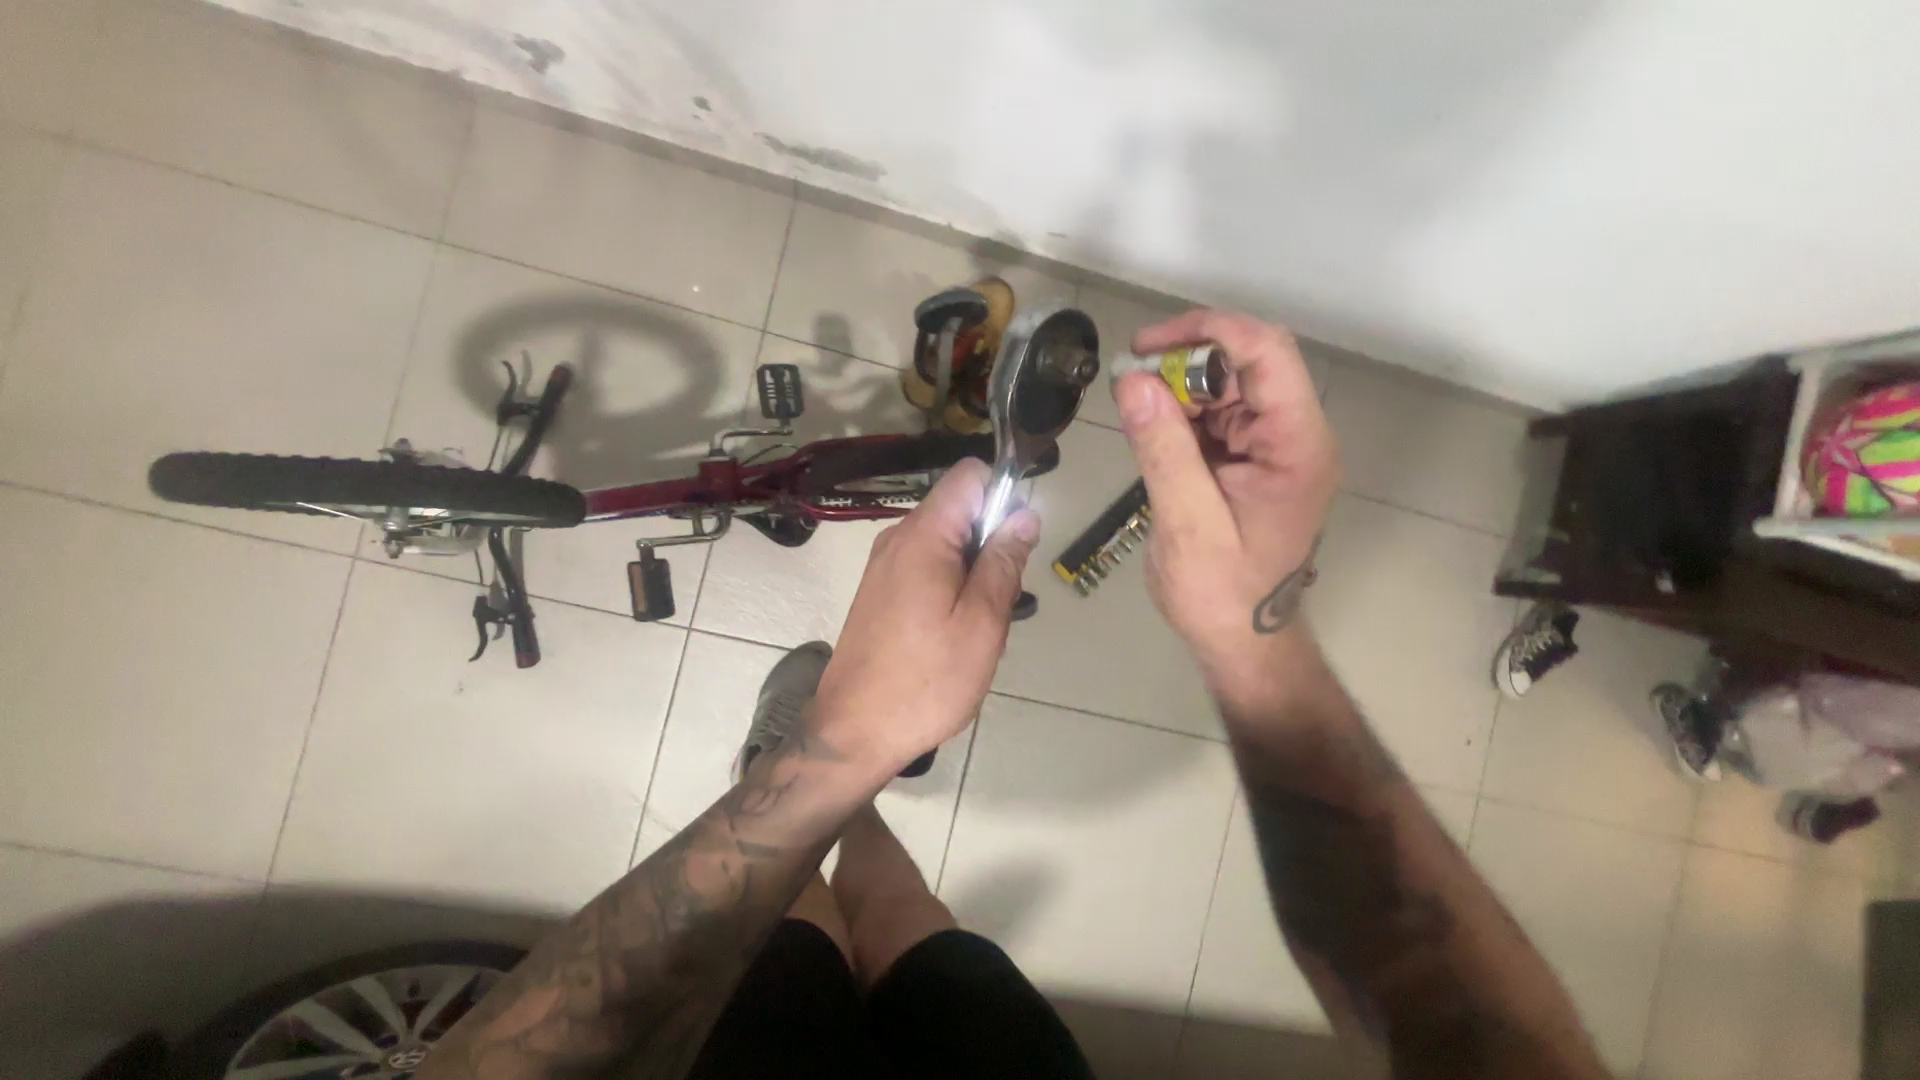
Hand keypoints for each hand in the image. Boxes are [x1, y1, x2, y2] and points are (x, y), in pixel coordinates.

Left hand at [810, 458, 1039, 772]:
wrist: (854, 732)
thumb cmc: (926, 681)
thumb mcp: (981, 623)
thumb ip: (1004, 562)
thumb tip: (1025, 514)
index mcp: (924, 536)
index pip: (969, 475)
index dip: (1003, 494)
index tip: (1018, 543)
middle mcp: (898, 538)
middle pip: (959, 509)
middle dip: (992, 542)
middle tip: (1001, 600)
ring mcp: (884, 566)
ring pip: (946, 543)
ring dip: (974, 571)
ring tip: (979, 625)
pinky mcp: (880, 592)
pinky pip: (926, 568)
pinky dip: (950, 587)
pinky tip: (955, 633)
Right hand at [1114, 311, 1338, 697]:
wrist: (1240, 640)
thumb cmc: (1221, 593)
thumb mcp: (1187, 524)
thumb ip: (1162, 449)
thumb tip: (1131, 381)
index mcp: (1297, 445)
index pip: (1268, 354)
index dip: (1210, 332)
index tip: (1146, 347)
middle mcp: (1293, 435)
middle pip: (1247, 362)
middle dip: (1186, 361)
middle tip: (1129, 380)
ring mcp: (1272, 447)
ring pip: (1227, 385)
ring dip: (1178, 389)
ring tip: (1134, 412)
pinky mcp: (1249, 459)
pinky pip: (1215, 415)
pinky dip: (1179, 414)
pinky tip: (1150, 432)